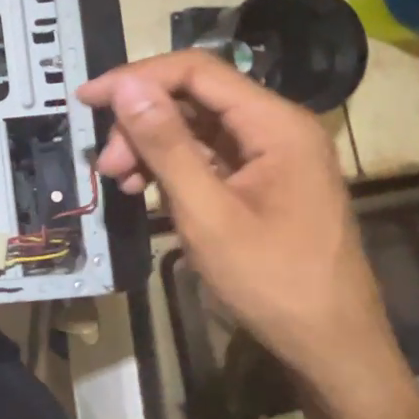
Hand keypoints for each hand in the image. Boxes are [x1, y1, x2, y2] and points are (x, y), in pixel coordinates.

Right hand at [77, 51, 403, 407]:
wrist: (330, 347)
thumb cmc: (272, 281)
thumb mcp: (207, 212)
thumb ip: (165, 144)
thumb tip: (124, 86)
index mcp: (276, 125)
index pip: (197, 71)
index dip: (137, 78)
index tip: (88, 99)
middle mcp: (277, 128)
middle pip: (194, 97)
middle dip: (141, 122)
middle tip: (106, 164)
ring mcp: (271, 156)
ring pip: (195, 126)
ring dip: (150, 146)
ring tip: (119, 181)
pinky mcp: (261, 181)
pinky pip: (206, 155)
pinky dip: (170, 166)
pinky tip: (143, 190)